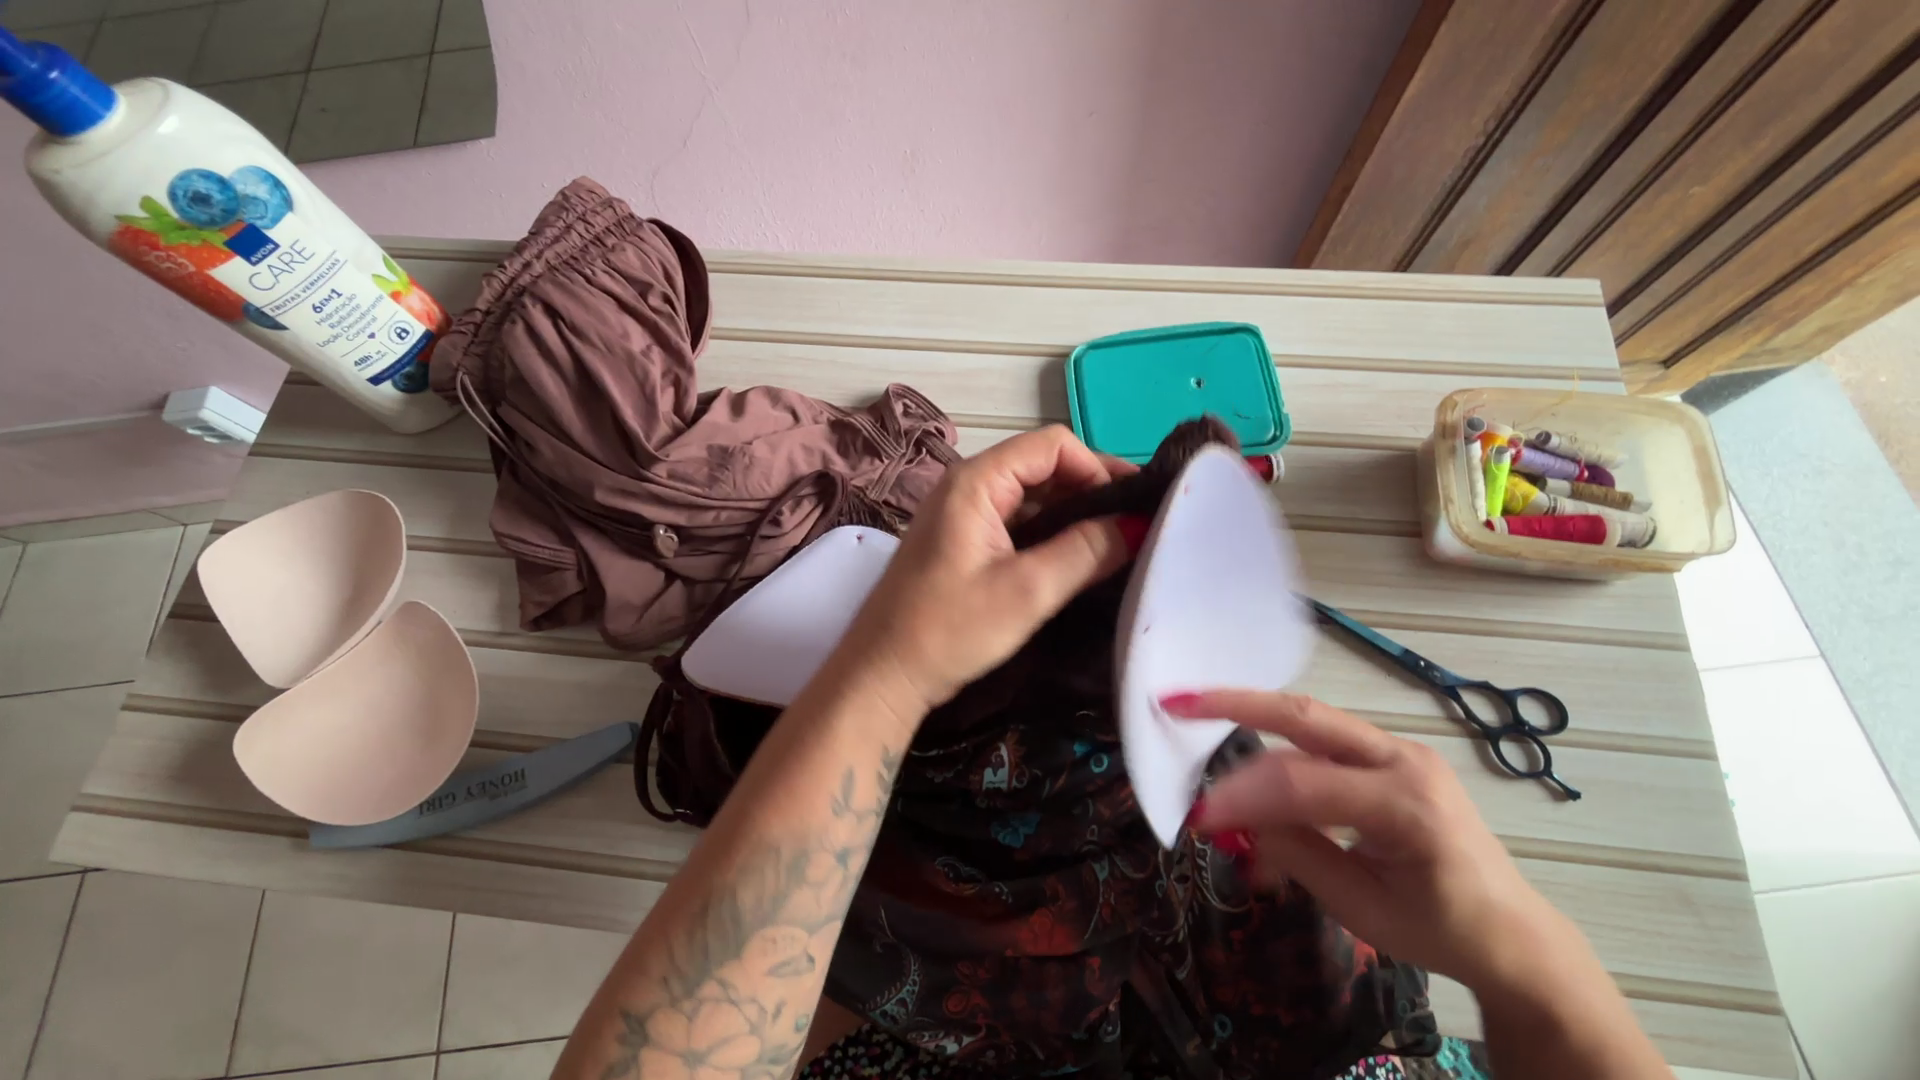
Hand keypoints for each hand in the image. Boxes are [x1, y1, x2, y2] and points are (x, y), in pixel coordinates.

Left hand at [831, 426, 1138, 721]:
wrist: (881, 675)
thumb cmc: (948, 630)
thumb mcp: (1027, 592)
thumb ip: (1087, 552)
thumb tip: (1137, 525)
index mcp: (976, 481)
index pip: (1052, 445)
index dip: (1098, 468)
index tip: (1130, 508)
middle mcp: (967, 485)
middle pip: (1042, 465)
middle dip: (1091, 490)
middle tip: (1134, 526)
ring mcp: (962, 514)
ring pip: (1032, 496)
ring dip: (1073, 514)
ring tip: (1116, 544)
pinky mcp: (962, 542)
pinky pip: (1017, 521)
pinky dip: (1050, 533)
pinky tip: (1078, 559)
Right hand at [1170, 692, 1569, 994]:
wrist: (1511, 932)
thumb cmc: (1440, 929)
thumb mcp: (1361, 907)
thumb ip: (1295, 853)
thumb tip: (1232, 819)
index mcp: (1407, 805)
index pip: (1303, 784)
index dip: (1242, 795)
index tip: (1195, 815)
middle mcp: (1405, 760)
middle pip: (1306, 716)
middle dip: (1236, 704)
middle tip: (1179, 702)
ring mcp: (1399, 750)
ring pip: (1310, 720)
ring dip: (1252, 721)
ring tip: (1198, 719)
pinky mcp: (1389, 755)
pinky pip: (1323, 741)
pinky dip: (1279, 747)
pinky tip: (1249, 765)